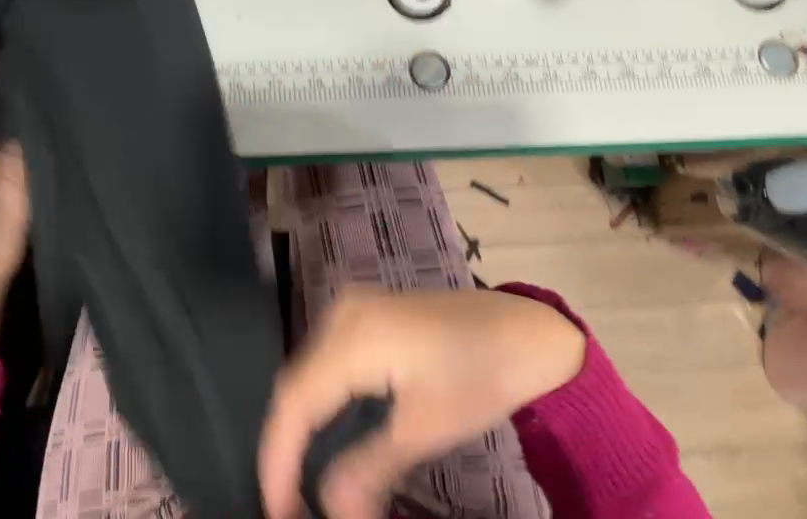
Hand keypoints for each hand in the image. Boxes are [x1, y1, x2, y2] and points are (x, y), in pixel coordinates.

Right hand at [259, 288, 587, 518]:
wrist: (528, 330)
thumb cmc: (481, 377)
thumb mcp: (426, 429)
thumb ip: (368, 470)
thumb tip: (330, 512)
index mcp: (354, 336)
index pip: (295, 401)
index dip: (279, 460)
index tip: (280, 510)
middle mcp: (342, 313)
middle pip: (295, 384)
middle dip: (286, 447)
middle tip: (288, 502)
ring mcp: (352, 307)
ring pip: (306, 371)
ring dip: (301, 425)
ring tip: (298, 477)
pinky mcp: (364, 313)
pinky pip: (324, 359)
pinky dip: (319, 401)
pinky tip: (324, 435)